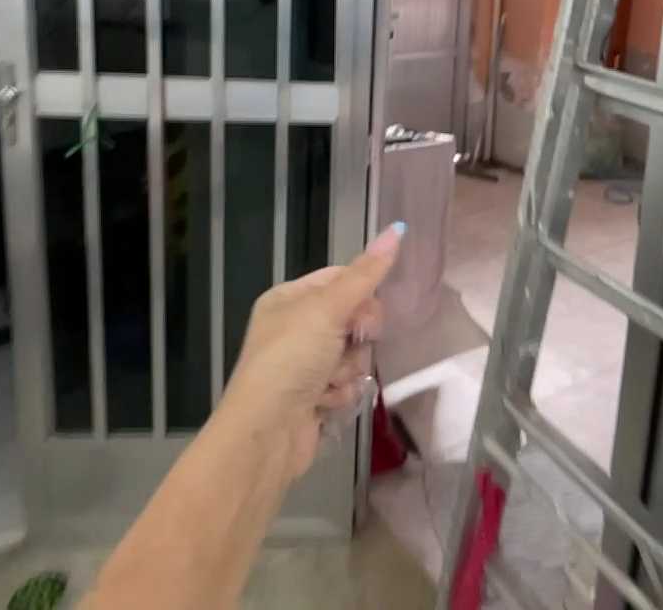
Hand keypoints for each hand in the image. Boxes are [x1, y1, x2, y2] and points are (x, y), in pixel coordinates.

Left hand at [221, 224, 400, 478]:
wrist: (265, 434)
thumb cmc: (290, 360)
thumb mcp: (328, 309)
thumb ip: (366, 274)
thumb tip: (397, 228)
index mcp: (289, 299)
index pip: (341, 279)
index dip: (361, 294)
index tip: (367, 313)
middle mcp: (295, 328)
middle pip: (353, 318)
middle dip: (356, 337)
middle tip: (349, 344)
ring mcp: (303, 364)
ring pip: (354, 354)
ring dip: (349, 369)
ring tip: (329, 382)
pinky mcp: (313, 396)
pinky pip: (347, 383)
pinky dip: (341, 393)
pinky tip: (325, 403)